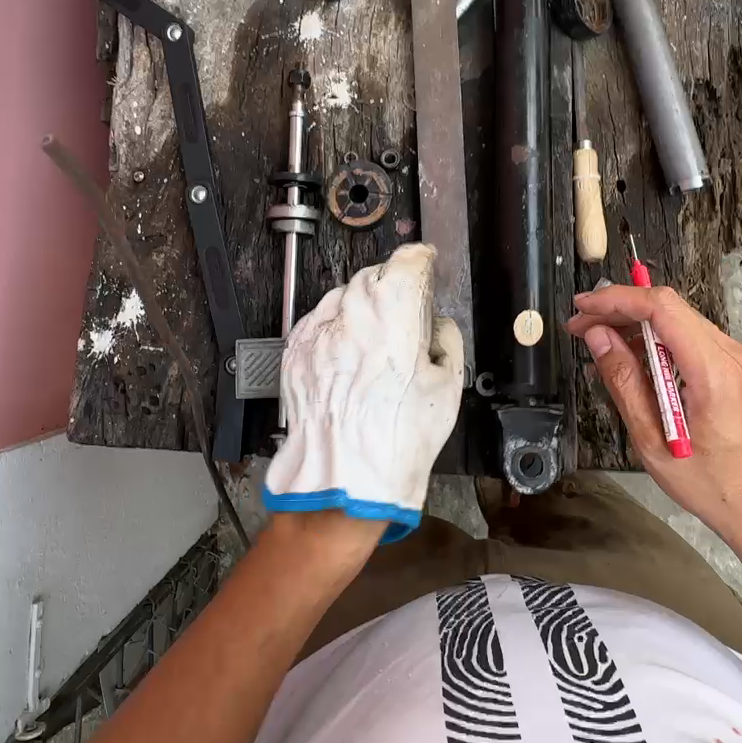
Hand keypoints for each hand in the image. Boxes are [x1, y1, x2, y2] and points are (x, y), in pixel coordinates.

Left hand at [265, 244, 464, 541]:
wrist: (344, 481)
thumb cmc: (398, 438)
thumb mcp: (446, 388)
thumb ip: (445, 342)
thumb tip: (436, 326)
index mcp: (394, 314)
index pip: (406, 261)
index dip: (419, 261)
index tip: (424, 264)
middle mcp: (352, 313)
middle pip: (372, 276)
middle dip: (389, 285)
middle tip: (402, 311)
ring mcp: (319, 331)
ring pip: (341, 297)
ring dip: (360, 306)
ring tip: (373, 340)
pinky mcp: (295, 351)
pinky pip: (318, 323)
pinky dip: (334, 328)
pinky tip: (346, 355)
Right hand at [566, 286, 741, 550]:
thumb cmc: (712, 486)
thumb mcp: (653, 441)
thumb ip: (624, 382)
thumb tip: (598, 337)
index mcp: (714, 373)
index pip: (662, 308)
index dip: (616, 299)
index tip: (581, 307)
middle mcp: (732, 355)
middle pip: (669, 307)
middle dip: (619, 308)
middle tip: (580, 327)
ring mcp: (739, 358)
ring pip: (679, 318)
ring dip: (636, 321)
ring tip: (599, 340)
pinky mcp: (738, 366)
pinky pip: (691, 336)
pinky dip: (656, 337)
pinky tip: (632, 356)